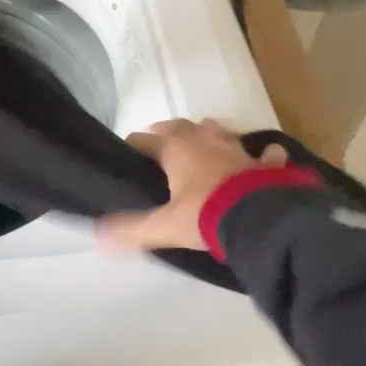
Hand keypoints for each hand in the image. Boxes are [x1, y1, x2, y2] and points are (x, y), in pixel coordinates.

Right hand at [96, 120, 287, 251]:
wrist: (264, 219)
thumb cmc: (207, 215)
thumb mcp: (165, 227)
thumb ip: (132, 230)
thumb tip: (99, 238)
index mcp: (175, 150)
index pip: (143, 140)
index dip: (132, 146)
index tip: (126, 155)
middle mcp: (203, 141)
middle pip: (178, 127)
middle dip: (166, 131)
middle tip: (158, 142)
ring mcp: (237, 148)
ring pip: (217, 130)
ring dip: (207, 134)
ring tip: (202, 142)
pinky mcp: (266, 163)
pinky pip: (265, 153)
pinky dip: (262, 155)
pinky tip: (263, 158)